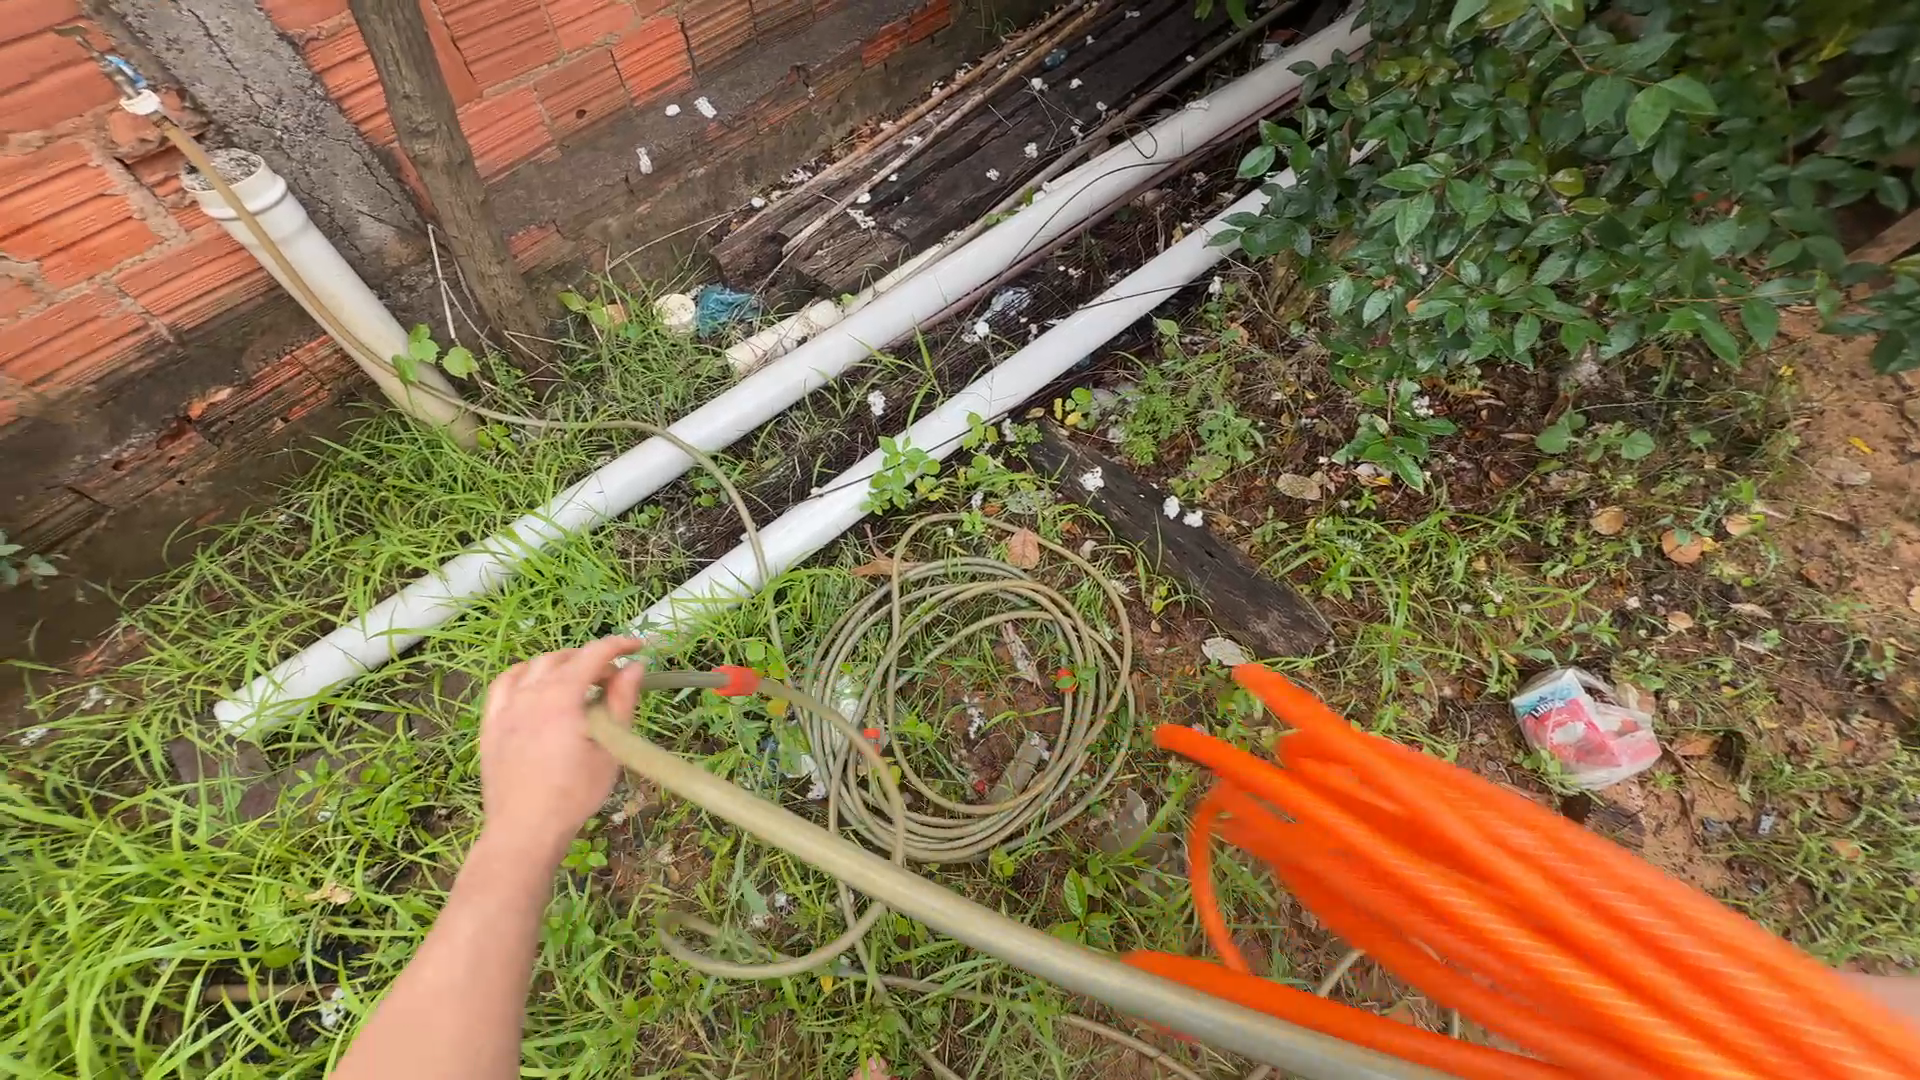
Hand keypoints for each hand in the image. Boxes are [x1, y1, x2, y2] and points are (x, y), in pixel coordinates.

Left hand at [477, 635, 644, 861]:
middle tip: (614, 679)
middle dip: (593, 659)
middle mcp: (530, 694)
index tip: (639, 648)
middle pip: (564, 657)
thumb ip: (621, 701)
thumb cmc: (576, 791)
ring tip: (579, 681)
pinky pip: (504, 685)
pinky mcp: (490, 725)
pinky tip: (536, 687)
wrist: (526, 829)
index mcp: (562, 696)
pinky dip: (525, 675)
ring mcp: (505, 708)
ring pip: (534, 667)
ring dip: (561, 664)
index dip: (619, 645)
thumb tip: (634, 667)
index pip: (594, 654)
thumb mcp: (611, 746)